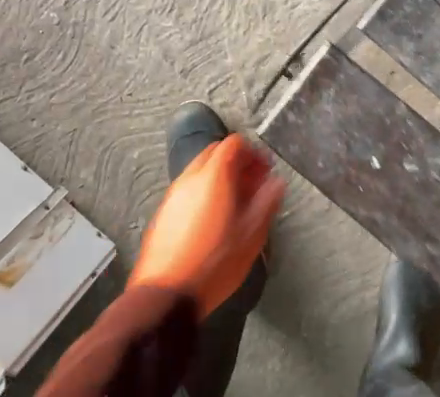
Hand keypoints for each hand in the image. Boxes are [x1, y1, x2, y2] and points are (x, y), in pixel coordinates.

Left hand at [129, 134, 285, 316]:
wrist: (166, 295)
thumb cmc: (215, 263)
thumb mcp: (252, 235)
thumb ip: (267, 202)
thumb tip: (276, 182)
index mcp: (214, 176)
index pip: (234, 143)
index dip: (254, 152)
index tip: (265, 172)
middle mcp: (190, 177)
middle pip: (215, 151)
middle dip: (236, 161)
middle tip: (253, 185)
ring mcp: (173, 194)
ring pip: (200, 170)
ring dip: (220, 176)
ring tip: (235, 204)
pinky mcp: (163, 212)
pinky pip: (188, 189)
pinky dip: (204, 191)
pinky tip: (214, 219)